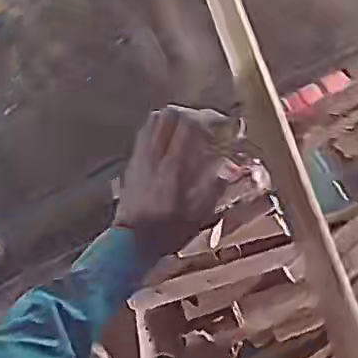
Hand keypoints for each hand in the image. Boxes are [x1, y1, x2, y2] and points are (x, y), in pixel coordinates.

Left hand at [113, 106, 233, 262]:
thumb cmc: (166, 231)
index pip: (188, 125)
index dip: (207, 119)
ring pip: (154, 121)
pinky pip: (144, 133)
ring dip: (173, 119)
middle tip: (205, 125)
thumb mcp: (197, 215)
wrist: (129, 243)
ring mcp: (140, 157)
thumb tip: (228, 169)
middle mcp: (154, 155)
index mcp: (173, 166)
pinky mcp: (132, 162)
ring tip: (187, 130)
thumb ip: (213, 188)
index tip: (221, 126)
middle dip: (190, 114)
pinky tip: (168, 143)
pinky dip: (159, 129)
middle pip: (169, 115)